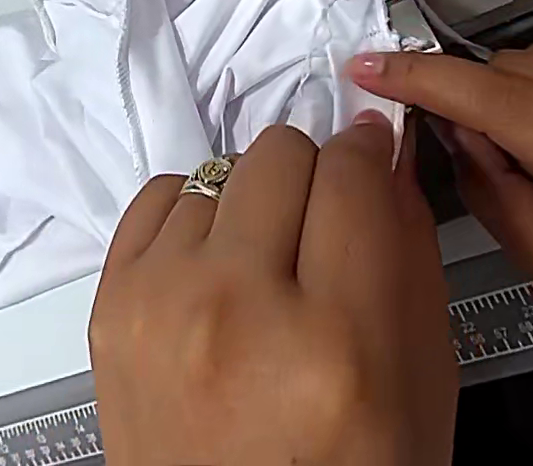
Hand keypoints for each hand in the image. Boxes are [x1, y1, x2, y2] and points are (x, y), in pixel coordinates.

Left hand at [89, 116, 455, 465]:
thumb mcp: (422, 382)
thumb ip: (408, 248)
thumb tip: (380, 153)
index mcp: (337, 344)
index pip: (349, 174)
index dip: (365, 151)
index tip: (367, 151)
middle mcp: (238, 311)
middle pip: (277, 153)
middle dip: (310, 174)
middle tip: (314, 224)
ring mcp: (161, 302)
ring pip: (221, 171)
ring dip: (250, 206)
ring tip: (258, 268)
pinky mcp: (110, 304)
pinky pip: (161, 195)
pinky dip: (193, 217)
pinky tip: (209, 267)